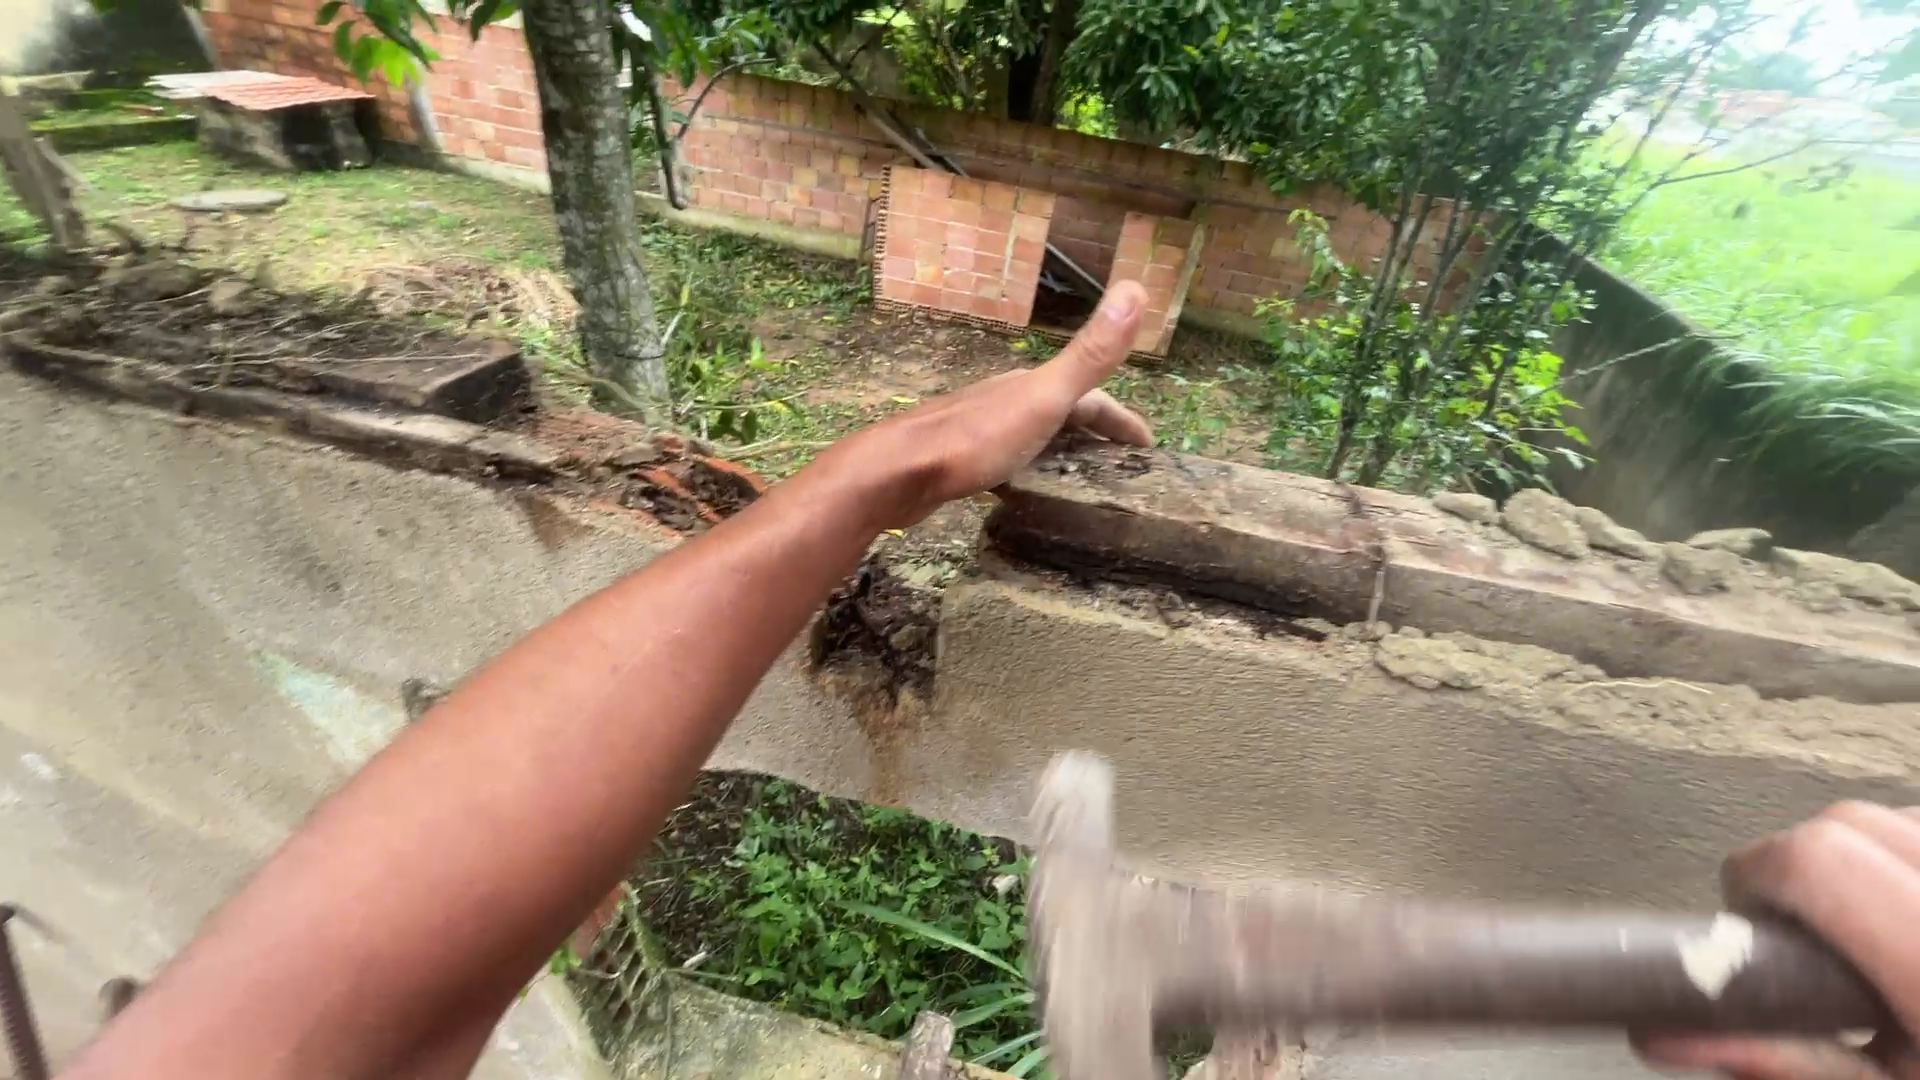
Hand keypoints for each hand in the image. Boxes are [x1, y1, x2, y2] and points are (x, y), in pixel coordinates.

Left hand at [808, 280, 1155, 528]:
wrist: (898, 471)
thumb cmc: (974, 439)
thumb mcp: (1042, 399)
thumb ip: (1088, 355)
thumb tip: (1136, 286)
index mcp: (1030, 387)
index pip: (1091, 398)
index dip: (1123, 420)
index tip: (1147, 448)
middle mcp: (1006, 402)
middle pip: (1062, 416)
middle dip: (1094, 438)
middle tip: (1118, 472)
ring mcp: (980, 431)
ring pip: (1033, 441)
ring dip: (1059, 457)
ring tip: (1078, 487)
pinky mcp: (959, 462)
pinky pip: (1006, 464)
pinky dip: (1025, 475)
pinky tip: (1024, 496)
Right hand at [1636, 803, 1919, 1079]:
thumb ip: (1786, 1063)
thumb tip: (1658, 1036)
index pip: (1811, 859)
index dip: (1758, 877)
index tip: (1755, 918)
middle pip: (1848, 824)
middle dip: (1805, 862)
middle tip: (1818, 928)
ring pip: (1904, 815)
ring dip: (1869, 851)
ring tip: (1885, 919)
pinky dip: (1918, 851)